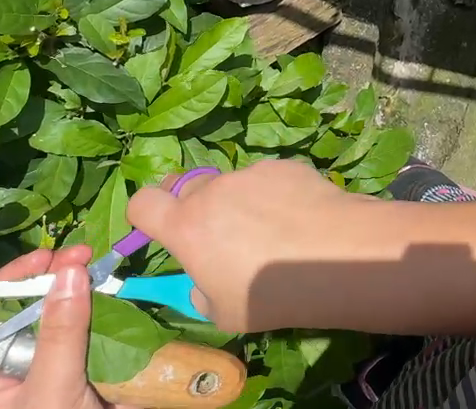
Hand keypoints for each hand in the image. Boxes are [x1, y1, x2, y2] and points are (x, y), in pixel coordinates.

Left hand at [0, 246, 126, 408]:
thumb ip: (61, 333)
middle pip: (31, 308)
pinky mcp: (90, 368)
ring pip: (68, 315)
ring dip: (88, 288)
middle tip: (86, 254)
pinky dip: (111, 309)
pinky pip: (98, 330)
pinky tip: (123, 292)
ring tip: (106, 266)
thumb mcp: (51, 392)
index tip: (49, 255)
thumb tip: (70, 269)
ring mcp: (56, 366)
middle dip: (58, 277)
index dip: (12, 280)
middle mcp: (18, 366)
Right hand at [126, 159, 373, 331]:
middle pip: (188, 187)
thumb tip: (206, 278)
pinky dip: (273, 193)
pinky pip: (268, 178)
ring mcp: (252, 173)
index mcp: (187, 226)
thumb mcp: (221, 311)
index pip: (143, 202)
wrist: (332, 254)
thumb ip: (202, 289)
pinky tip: (297, 216)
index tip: (155, 226)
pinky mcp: (286, 165)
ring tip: (270, 229)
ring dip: (239, 201)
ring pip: (233, 183)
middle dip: (193, 206)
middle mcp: (214, 191)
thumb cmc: (269, 293)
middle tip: (217, 232)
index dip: (144, 213)